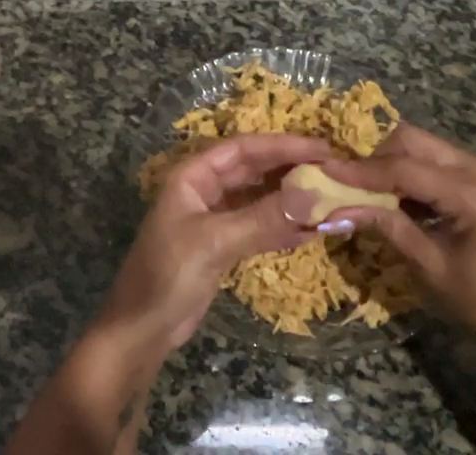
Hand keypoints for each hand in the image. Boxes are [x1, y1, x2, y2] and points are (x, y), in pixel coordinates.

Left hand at [95, 134, 330, 359]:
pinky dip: (283, 227)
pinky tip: (312, 231)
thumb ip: (265, 218)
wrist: (140, 330)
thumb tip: (316, 197)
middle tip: (334, 172)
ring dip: (291, 199)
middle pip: (254, 169)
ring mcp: (214, 218)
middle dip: (291, 169)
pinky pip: (259, 227)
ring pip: (259, 198)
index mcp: (193, 176)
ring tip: (331, 198)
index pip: (244, 148)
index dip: (283, 145)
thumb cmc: (168, 274)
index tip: (323, 150)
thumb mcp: (216, 242)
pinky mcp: (223, 246)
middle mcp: (204, 190)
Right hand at [319, 124, 475, 353]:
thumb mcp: (427, 265)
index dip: (361, 170)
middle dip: (376, 158)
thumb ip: (385, 225)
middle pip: (413, 141)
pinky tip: (396, 198)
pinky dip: (411, 172)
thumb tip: (337, 206)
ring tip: (366, 191)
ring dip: (392, 163)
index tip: (324, 170)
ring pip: (423, 146)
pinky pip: (437, 161)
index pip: (403, 168)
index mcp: (474, 193)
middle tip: (347, 181)